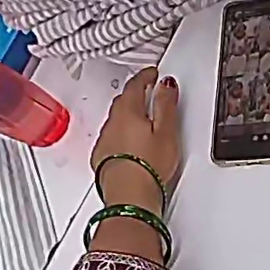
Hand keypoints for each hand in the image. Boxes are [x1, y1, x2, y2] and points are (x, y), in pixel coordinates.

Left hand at [91, 67, 180, 215]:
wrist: (128, 196)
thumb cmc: (148, 167)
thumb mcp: (167, 132)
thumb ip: (166, 105)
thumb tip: (165, 85)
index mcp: (129, 112)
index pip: (136, 85)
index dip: (146, 76)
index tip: (153, 74)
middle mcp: (113, 123)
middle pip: (124, 100)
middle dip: (136, 93)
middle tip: (149, 90)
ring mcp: (105, 140)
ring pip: (116, 119)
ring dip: (128, 114)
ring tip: (143, 118)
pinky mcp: (102, 157)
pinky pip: (112, 137)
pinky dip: (121, 133)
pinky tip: (131, 143)